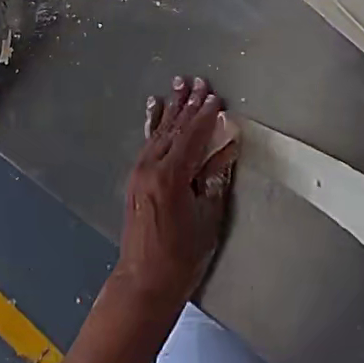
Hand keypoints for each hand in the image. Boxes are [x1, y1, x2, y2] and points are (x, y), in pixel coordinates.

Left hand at [112, 76, 237, 307]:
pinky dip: (154, 123)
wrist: (144, 281)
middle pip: (175, 128)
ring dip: (172, 108)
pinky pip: (147, 142)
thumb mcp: (208, 217)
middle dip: (189, 104)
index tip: (216, 97)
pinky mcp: (135, 177)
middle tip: (199, 81)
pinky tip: (155, 107)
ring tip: (179, 84)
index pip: (193, 136)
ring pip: (160, 131)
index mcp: (171, 176)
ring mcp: (140, 170)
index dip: (206, 115)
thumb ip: (215, 178)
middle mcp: (151, 167)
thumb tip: (228, 146)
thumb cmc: (181, 257)